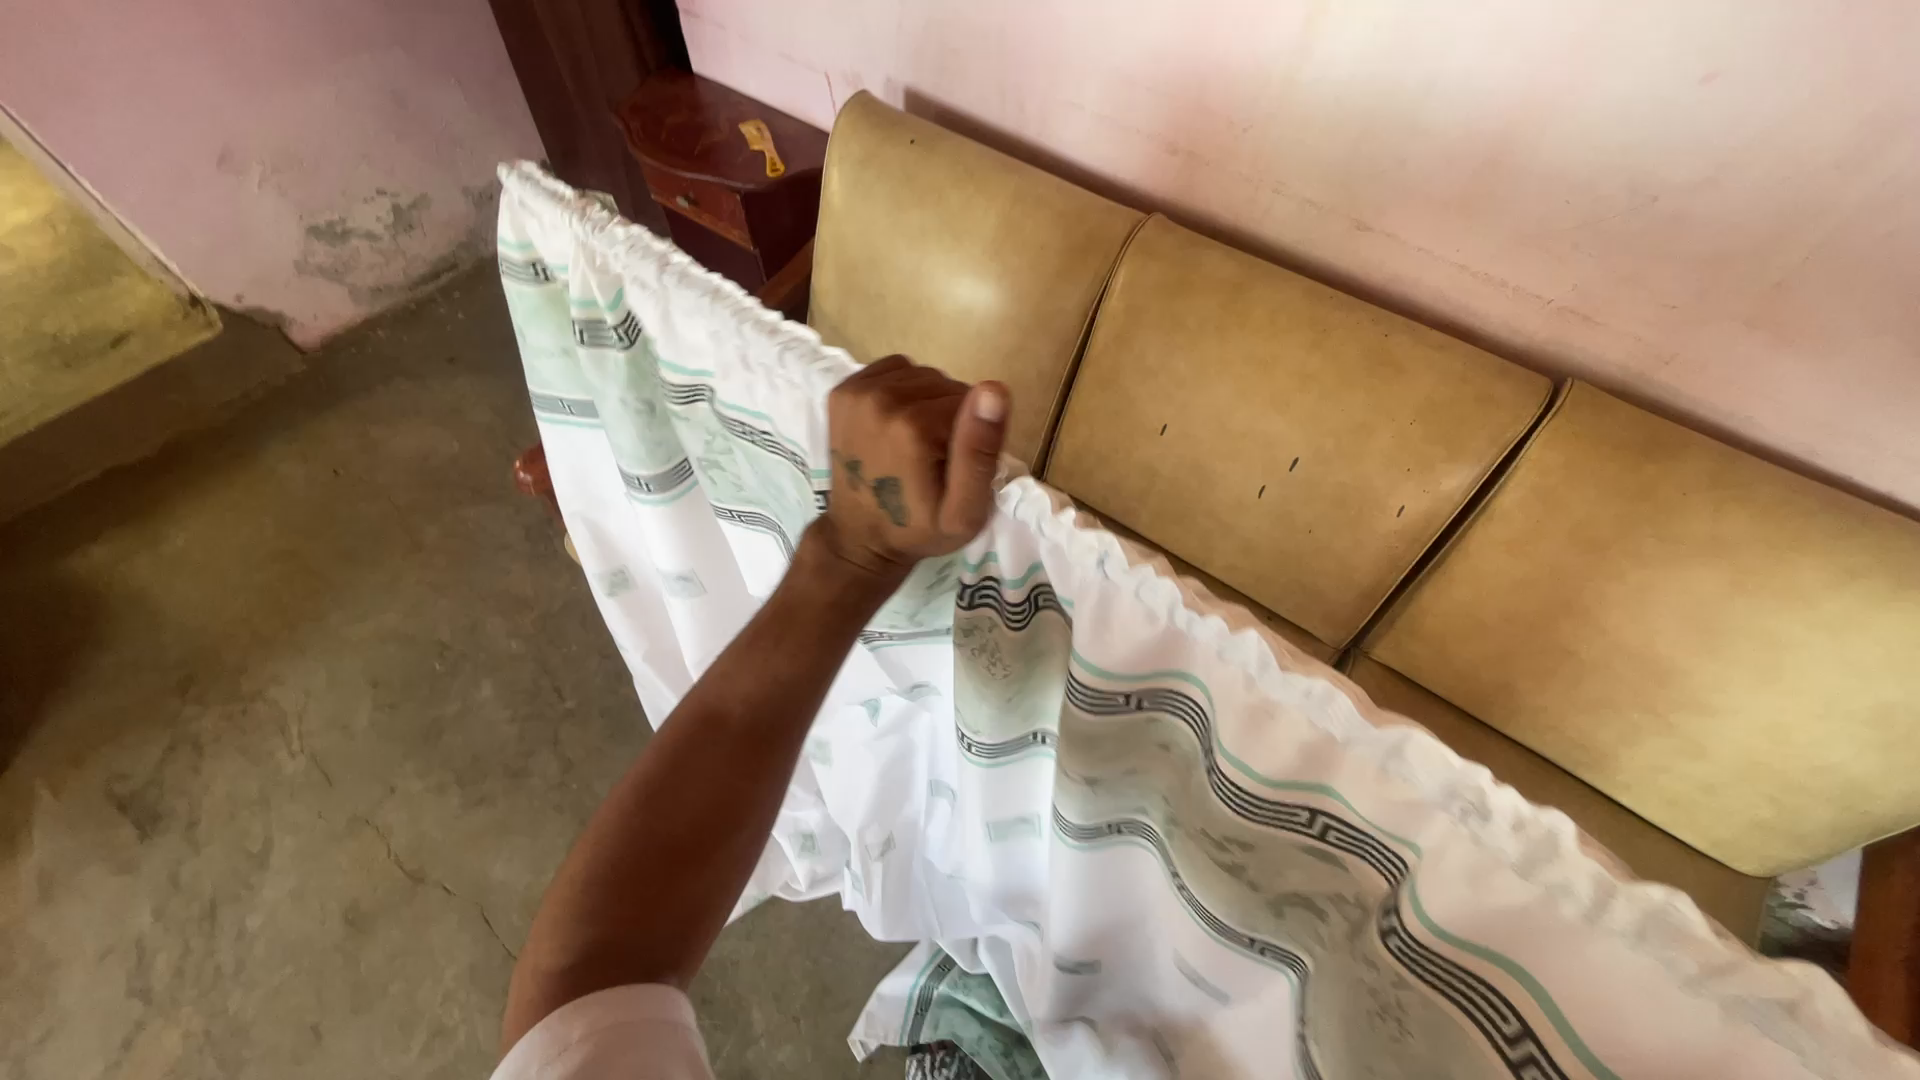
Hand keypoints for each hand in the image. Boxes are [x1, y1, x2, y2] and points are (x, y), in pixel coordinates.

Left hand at [812, 355, 1009, 583]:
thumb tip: (993, 388)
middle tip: (936, 458)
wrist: (860, 538)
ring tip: (916, 442)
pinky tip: (898, 424)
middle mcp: (882, 399)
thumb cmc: (918, 529)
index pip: (972, 403)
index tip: (955, 467)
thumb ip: (981, 451)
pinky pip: (895, 369)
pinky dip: (904, 390)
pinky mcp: (843, 390)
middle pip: (945, 386)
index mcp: (914, 426)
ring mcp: (858, 392)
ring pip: (923, 375)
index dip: (972, 435)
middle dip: (950, 417)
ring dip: (928, 402)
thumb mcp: (965, 511)